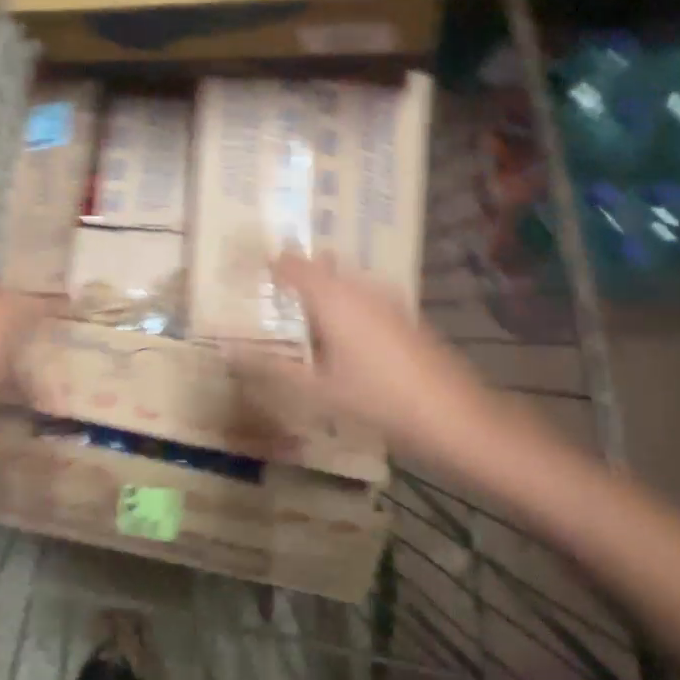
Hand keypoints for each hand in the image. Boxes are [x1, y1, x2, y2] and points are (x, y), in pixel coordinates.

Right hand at [233, 253, 501, 456]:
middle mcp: (360, 288)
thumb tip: (227, 349)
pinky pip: (362, 297)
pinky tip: (335, 336)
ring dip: (319, 290)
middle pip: (319, 267)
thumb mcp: (315, 389)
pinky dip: (342, 304)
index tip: (243, 269)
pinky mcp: (404, 316)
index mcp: (333, 297)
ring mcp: (387, 300)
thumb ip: (270, 367)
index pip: (291, 264)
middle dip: (292, 274)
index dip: (267, 262)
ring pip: (343, 282)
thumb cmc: (377, 399)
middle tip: (266, 292)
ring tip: (295, 315)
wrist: (452, 416)